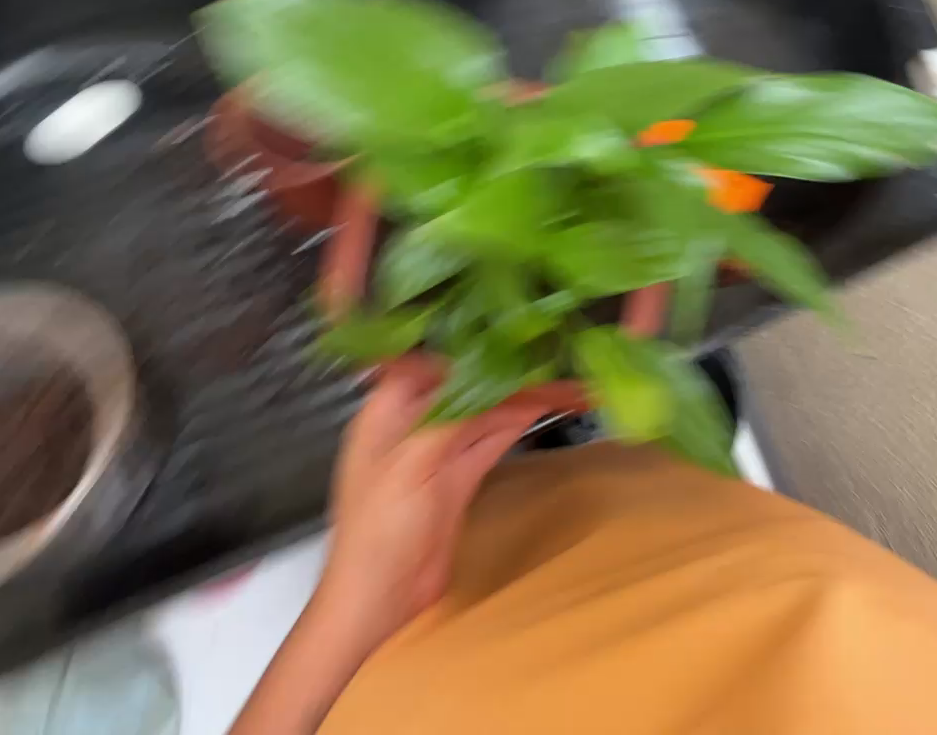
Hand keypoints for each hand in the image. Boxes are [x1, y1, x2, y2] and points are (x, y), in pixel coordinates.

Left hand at [308, 356, 566, 658]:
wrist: (380, 605)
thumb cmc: (377, 534)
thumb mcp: (412, 465)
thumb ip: (451, 419)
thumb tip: (492, 381)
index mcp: (386, 412)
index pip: (429, 362)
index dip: (467, 346)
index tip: (507, 331)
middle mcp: (413, 424)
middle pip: (465, 386)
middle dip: (504, 372)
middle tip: (547, 354)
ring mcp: (438, 452)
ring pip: (484, 411)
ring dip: (519, 396)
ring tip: (559, 377)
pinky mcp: (459, 477)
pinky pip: (491, 439)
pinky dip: (517, 423)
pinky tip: (545, 406)